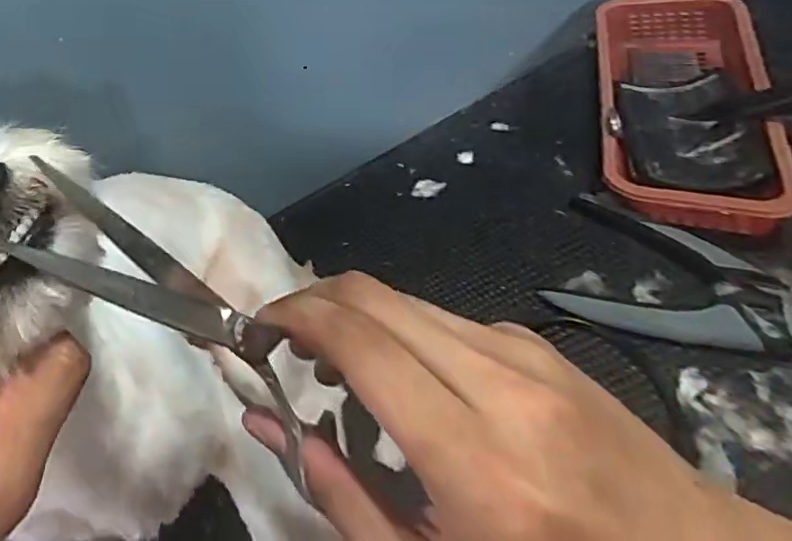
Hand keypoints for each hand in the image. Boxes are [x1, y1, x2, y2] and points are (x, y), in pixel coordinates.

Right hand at [246, 272, 791, 540]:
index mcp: (476, 460)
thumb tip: (267, 425)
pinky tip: (405, 377)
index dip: (292, 317)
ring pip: (401, 299)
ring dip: (351, 314)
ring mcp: (522, 352)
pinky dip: (398, 329)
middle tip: (282, 342)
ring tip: (334, 365)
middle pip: (370, 295)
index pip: (356, 341)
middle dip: (310, 302)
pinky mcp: (535, 342)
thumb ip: (342, 496)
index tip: (256, 332)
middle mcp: (498, 381)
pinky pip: (441, 317)